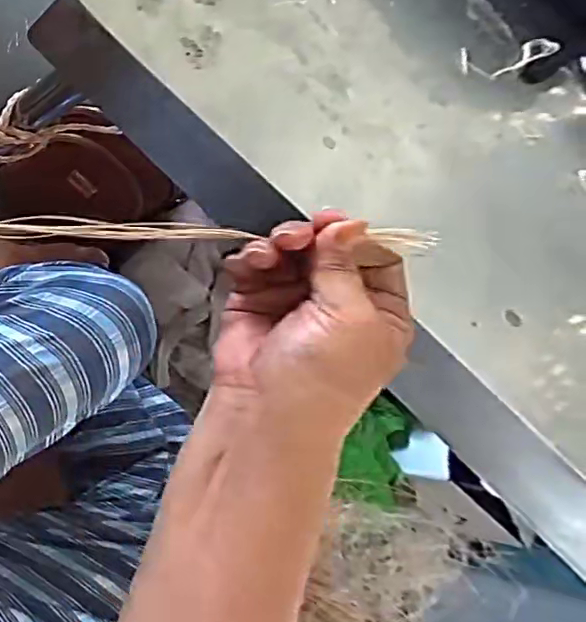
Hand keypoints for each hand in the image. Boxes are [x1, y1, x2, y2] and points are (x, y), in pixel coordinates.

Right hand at [213, 210, 412, 439]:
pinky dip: (246, 261)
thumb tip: (348, 225)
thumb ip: (342, 267)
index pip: (371, 258)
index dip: (350, 237)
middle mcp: (334, 300)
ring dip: (272, 248)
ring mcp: (289, 300)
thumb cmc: (323, 370)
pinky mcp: (250, 300)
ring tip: (264, 253)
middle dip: (305, 239)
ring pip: (283, 257)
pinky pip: (249, 269)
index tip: (329, 221)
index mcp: (376, 308)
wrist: (266, 400)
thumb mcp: (348, 316)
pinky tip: (246, 264)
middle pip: (322, 252)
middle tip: (291, 237)